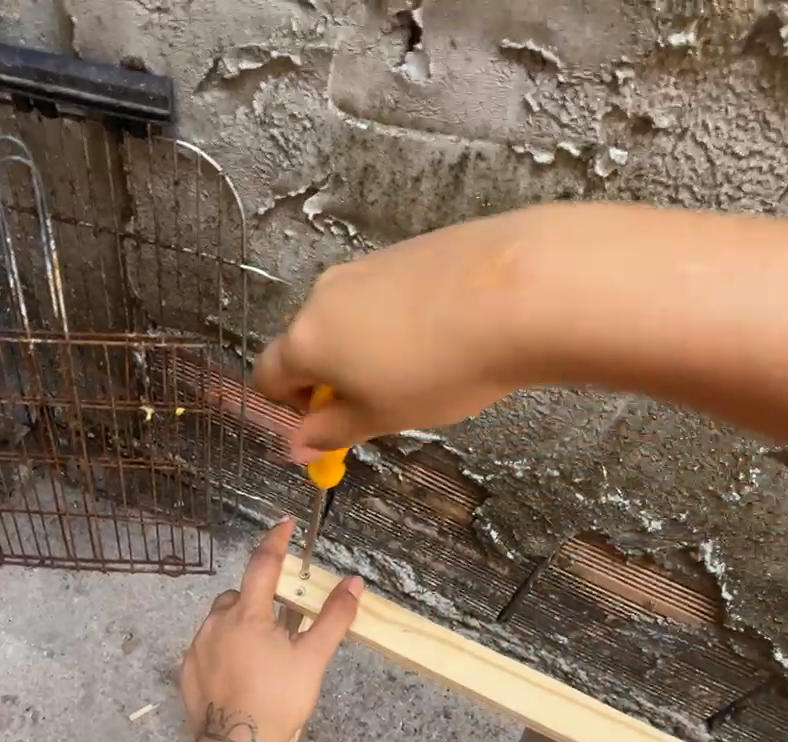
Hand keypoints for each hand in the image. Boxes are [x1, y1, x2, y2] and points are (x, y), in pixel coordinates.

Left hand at [179, 521, 363, 738]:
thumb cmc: (279, 699)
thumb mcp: (313, 658)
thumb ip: (333, 617)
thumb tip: (354, 582)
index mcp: (248, 614)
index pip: (263, 565)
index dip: (275, 541)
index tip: (285, 524)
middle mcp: (216, 622)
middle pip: (239, 596)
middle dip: (258, 601)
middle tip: (279, 627)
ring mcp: (197, 647)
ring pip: (220, 621)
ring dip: (238, 626)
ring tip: (260, 656)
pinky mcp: (186, 670)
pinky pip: (206, 647)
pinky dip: (222, 650)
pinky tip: (238, 674)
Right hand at [253, 205, 560, 457]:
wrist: (520, 292)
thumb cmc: (439, 369)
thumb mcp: (381, 417)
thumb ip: (331, 431)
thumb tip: (297, 446)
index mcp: (306, 340)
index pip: (267, 376)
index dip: (289, 406)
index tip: (328, 421)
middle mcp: (324, 295)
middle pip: (308, 343)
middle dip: (332, 376)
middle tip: (380, 401)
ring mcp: (365, 266)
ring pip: (347, 317)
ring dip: (365, 347)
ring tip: (422, 367)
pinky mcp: (405, 249)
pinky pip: (383, 292)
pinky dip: (397, 318)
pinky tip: (443, 332)